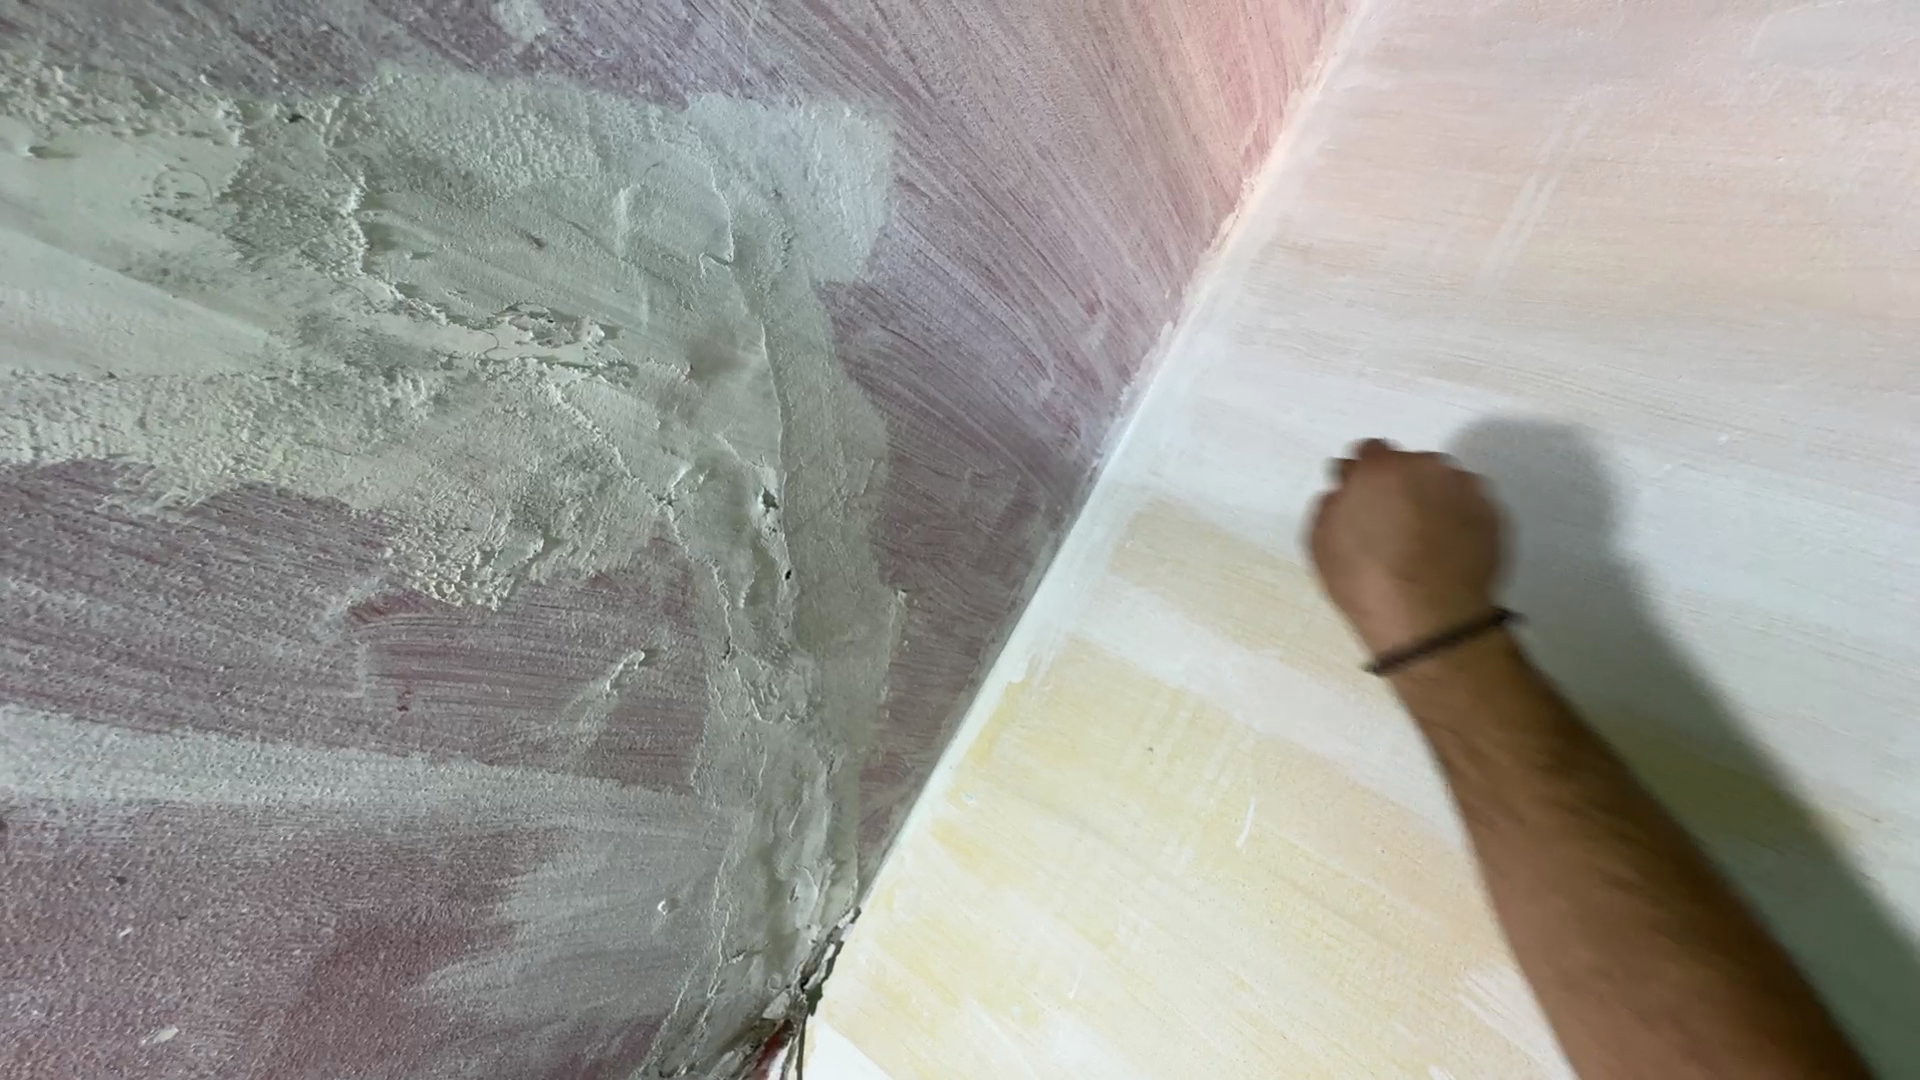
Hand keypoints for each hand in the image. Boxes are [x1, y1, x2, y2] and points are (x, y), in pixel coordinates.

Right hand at [1309, 439, 1505, 655]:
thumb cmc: (1362, 577)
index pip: (1370, 450)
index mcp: (1381, 468)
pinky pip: (1467, 506)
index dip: (1362, 474)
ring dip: (1430, 499)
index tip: (1359, 499)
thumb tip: (1348, 490)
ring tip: (1422, 538)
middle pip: (1410, 465)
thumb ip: (1334, 502)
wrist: (1428, 616)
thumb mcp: (1322, 539)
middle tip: (1390, 522)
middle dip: (1399, 485)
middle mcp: (1427, 467)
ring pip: (1441, 483)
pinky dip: (1456, 519)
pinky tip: (1444, 549)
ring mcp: (1466, 488)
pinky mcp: (1494, 514)